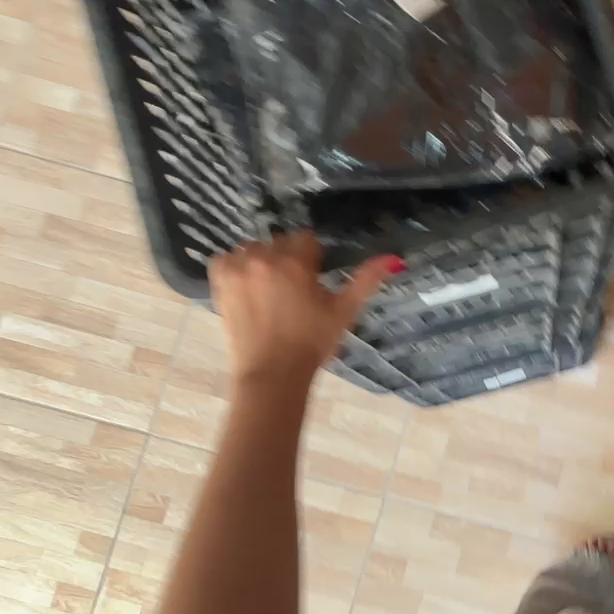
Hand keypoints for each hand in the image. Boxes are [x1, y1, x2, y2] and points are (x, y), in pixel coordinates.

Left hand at [208, 234, 400, 388]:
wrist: (273, 373)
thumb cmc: (313, 343)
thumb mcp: (344, 311)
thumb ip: (366, 280)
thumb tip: (394, 258)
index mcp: (296, 262)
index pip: (306, 239)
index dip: (312, 260)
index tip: (313, 282)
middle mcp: (263, 258)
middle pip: (279, 243)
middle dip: (288, 261)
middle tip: (293, 293)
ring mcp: (238, 268)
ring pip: (253, 250)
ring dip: (262, 264)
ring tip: (270, 294)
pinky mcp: (220, 281)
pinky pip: (228, 259)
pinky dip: (237, 270)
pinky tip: (249, 291)